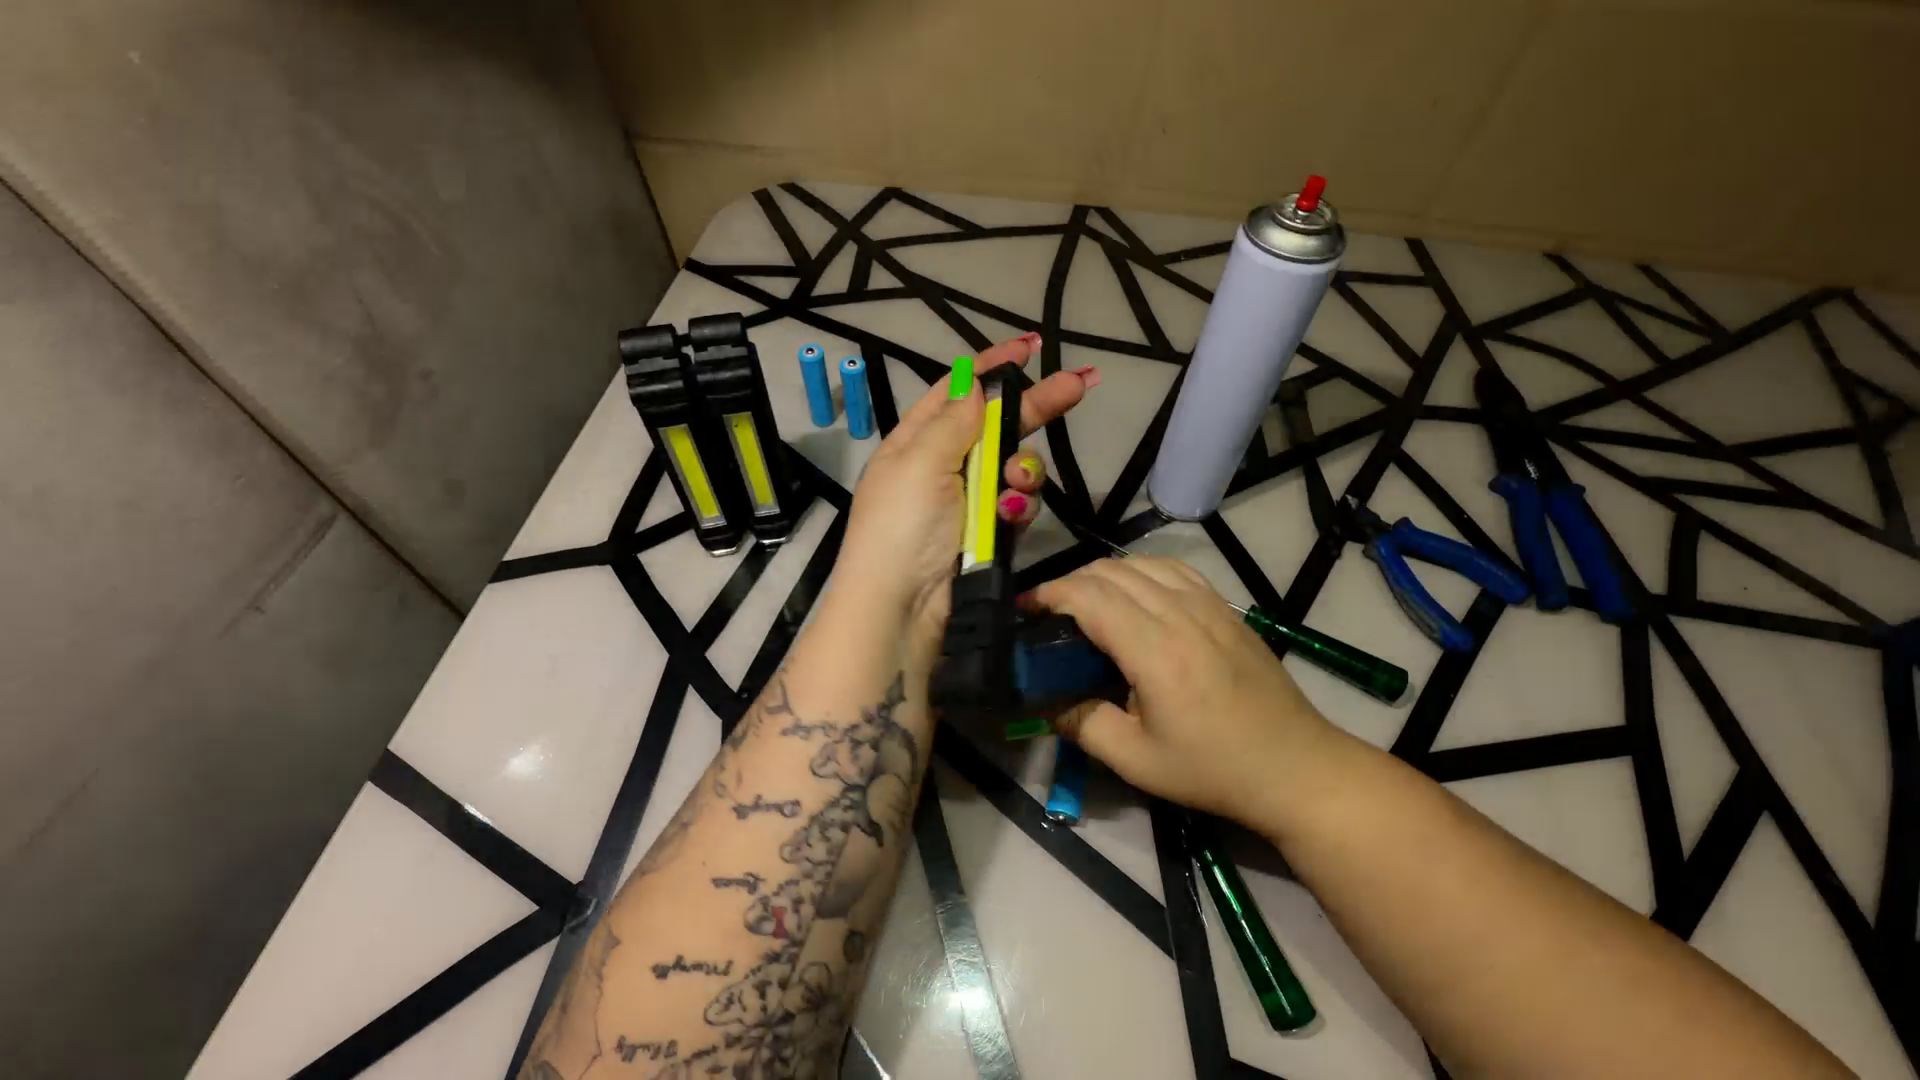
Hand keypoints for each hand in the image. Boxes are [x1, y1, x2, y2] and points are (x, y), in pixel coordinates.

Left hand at [836, 333, 1097, 652]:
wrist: (901, 608)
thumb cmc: (901, 527)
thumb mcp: (920, 462)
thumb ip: (954, 420)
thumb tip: (973, 382)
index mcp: (917, 440)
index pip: (959, 391)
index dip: (994, 367)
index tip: (1031, 347)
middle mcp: (944, 465)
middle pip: (998, 424)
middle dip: (1037, 405)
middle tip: (1082, 384)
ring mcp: (968, 500)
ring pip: (1015, 467)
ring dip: (1022, 471)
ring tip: (1012, 486)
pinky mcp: (987, 532)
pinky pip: (1017, 506)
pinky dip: (1017, 508)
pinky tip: (1008, 516)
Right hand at [1029, 557, 1339, 826]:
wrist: (1295, 766)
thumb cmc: (1213, 768)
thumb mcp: (1137, 761)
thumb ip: (1084, 725)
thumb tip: (1049, 704)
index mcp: (1155, 650)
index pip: (1090, 596)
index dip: (1050, 593)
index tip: (1025, 609)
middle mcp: (1181, 614)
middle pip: (1112, 572)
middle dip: (1070, 582)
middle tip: (1049, 613)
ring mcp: (1209, 606)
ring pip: (1143, 563)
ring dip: (1105, 574)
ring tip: (1086, 602)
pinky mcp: (1227, 610)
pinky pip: (1175, 570)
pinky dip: (1142, 571)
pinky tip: (1135, 593)